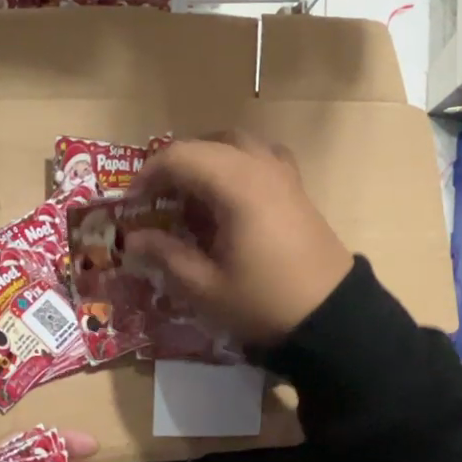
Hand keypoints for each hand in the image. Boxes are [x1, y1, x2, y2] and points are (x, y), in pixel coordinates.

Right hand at [127, 131, 353, 344]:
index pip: (179, 156)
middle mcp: (260, 166)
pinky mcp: (296, 188)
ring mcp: (283, 174)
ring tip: (188, 193)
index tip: (130, 204)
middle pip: (206, 144)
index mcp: (236, 185)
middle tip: (154, 199)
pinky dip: (235, 164)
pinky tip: (227, 196)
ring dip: (205, 159)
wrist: (331, 317)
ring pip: (235, 143)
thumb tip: (133, 239)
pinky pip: (259, 157)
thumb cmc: (263, 302)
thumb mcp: (204, 287)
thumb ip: (166, 255)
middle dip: (173, 165)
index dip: (147, 175)